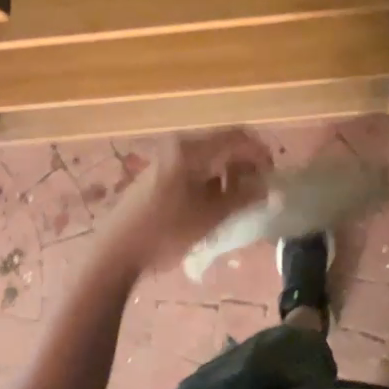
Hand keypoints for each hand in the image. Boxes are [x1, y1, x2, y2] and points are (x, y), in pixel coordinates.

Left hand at [98, 129, 272, 273]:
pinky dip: (211, 181)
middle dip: (245, 166)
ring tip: (236, 204)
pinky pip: (195, 168)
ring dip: (228, 175)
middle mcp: (179, 145)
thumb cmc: (164, 233)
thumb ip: (243, 198)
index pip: (238, 137)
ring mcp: (166, 158)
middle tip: (256, 194)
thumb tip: (270, 187)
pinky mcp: (159, 173)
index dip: (261, 154)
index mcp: (191, 149)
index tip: (273, 179)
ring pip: (210, 157)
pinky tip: (212, 207)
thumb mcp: (210, 218)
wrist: (116, 252)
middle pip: (224, 144)